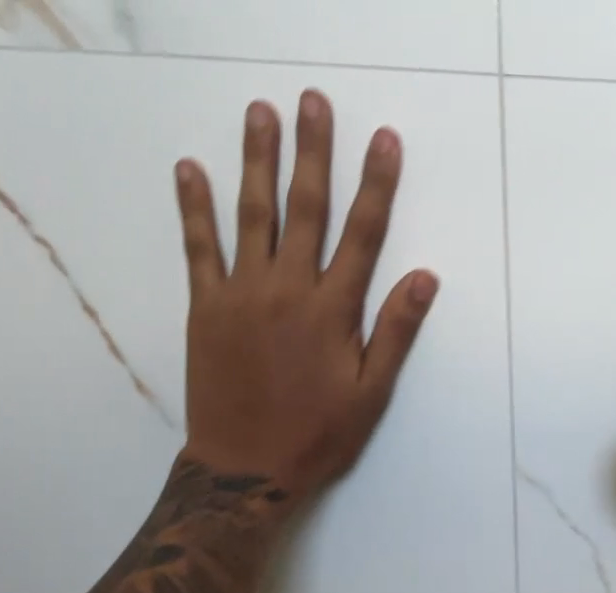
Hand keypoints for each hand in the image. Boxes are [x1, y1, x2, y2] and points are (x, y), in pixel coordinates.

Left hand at [173, 90, 437, 497]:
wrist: (245, 468)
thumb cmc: (318, 436)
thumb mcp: (372, 394)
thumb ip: (395, 332)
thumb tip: (424, 278)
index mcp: (333, 312)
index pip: (362, 235)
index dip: (375, 185)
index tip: (383, 140)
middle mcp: (287, 290)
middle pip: (305, 209)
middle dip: (313, 152)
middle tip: (314, 101)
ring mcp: (241, 293)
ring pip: (251, 215)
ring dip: (257, 160)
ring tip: (261, 112)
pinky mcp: (205, 306)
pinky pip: (198, 247)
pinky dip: (194, 207)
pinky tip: (191, 169)